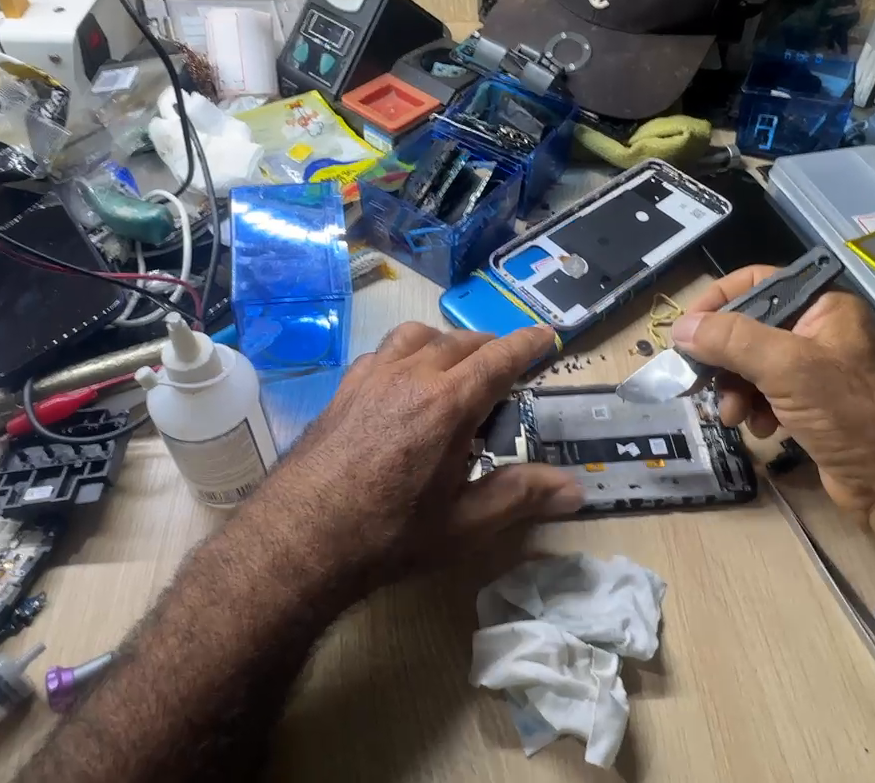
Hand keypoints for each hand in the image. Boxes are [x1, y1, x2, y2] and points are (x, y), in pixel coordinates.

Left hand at [255, 322, 582, 587]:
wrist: (298, 540)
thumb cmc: (388, 534)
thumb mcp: (464, 523)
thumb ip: (520, 496)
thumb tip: (575, 489)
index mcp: (448, 403)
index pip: (500, 357)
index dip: (529, 343)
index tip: (548, 334)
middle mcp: (412, 375)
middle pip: (462, 342)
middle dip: (492, 346)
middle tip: (508, 366)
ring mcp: (372, 376)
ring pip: (418, 335)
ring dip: (446, 342)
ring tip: (456, 367)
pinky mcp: (344, 387)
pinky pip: (383, 352)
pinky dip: (407, 354)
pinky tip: (404, 384)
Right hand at [670, 265, 874, 517]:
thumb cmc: (853, 414)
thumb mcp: (788, 367)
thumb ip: (731, 340)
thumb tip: (680, 328)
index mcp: (824, 307)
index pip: (756, 283)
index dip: (717, 303)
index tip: (685, 333)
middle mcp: (821, 331)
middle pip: (749, 328)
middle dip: (723, 359)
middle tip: (701, 383)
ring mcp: (819, 370)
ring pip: (753, 366)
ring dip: (736, 390)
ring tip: (734, 416)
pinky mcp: (815, 406)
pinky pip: (768, 394)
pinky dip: (756, 409)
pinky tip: (762, 429)